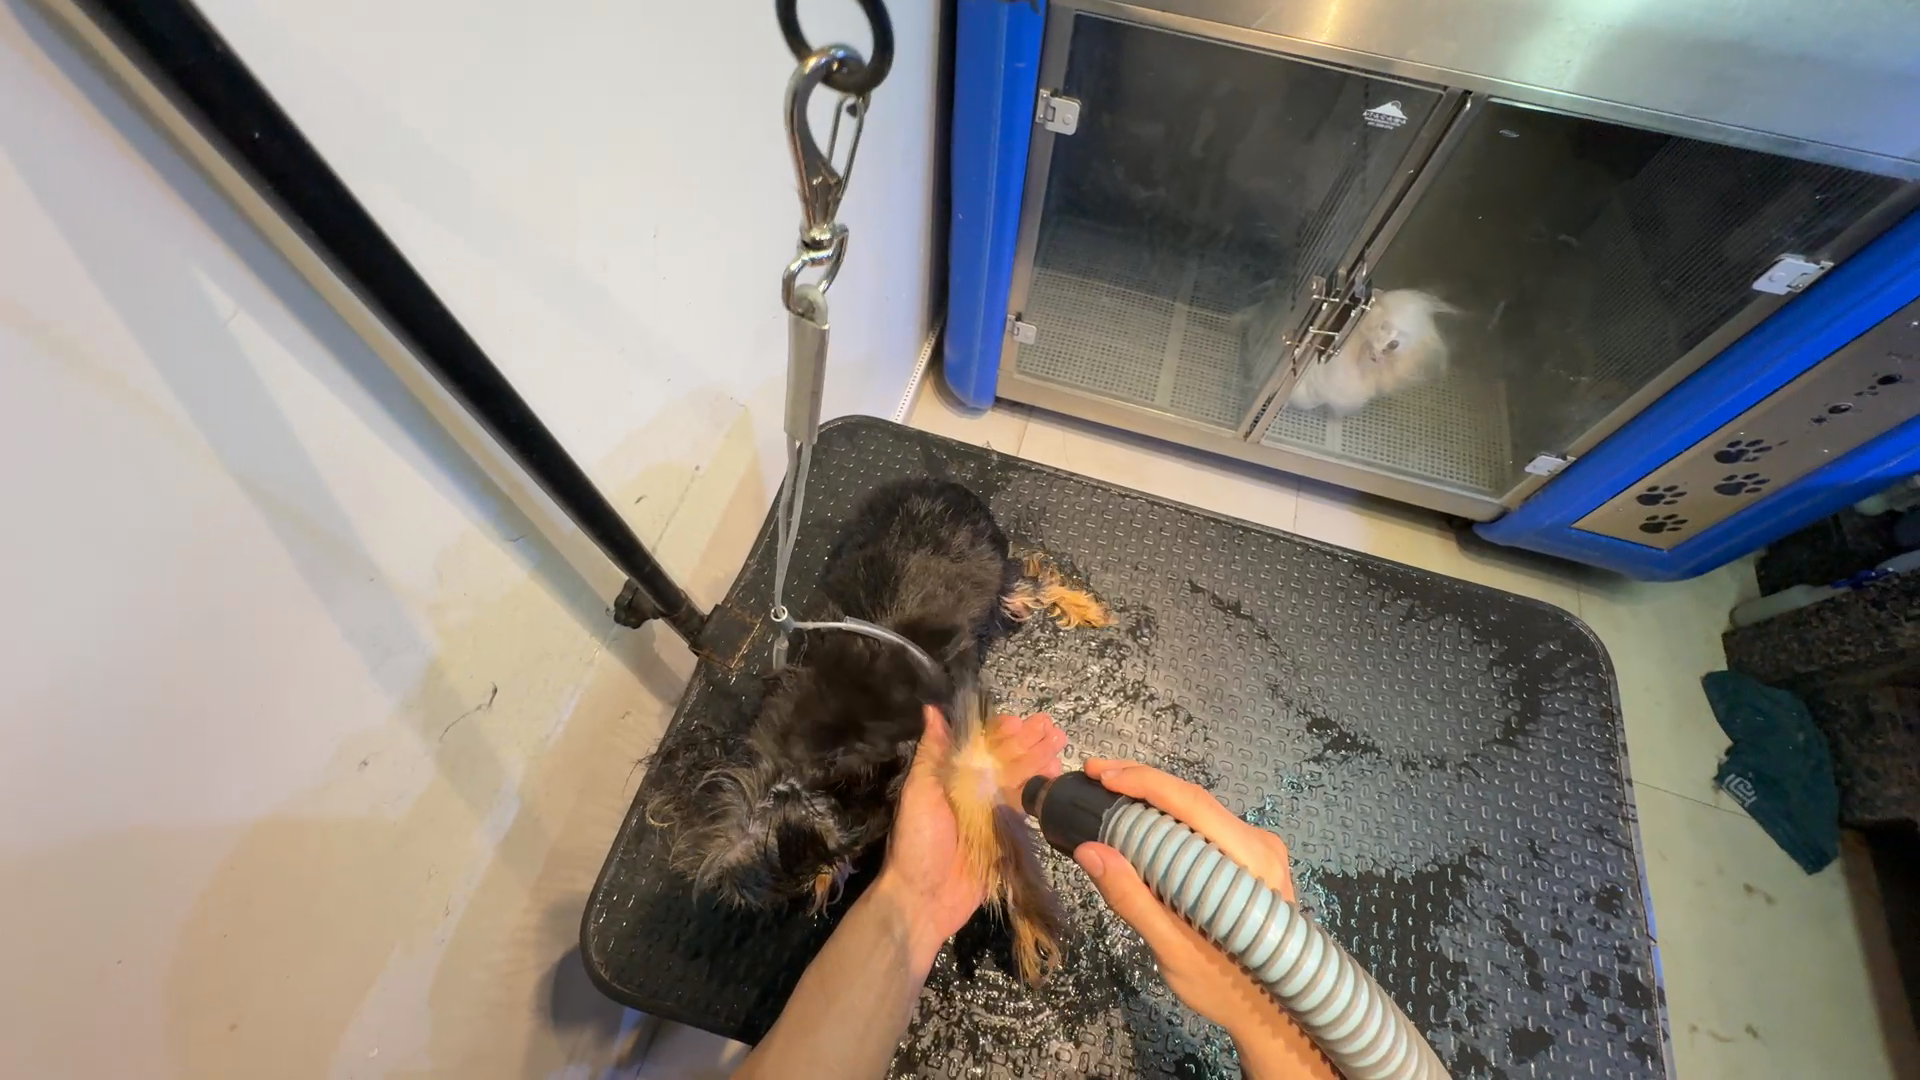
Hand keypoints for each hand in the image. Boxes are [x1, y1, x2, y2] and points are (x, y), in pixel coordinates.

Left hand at [872, 706, 1065, 971]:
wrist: (922, 898)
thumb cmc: (917, 840)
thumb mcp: (919, 791)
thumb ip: (932, 752)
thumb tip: (932, 710)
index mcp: (951, 775)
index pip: (980, 744)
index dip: (1000, 732)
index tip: (1018, 722)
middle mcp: (972, 789)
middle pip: (1004, 759)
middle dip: (1028, 741)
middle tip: (1050, 727)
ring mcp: (990, 812)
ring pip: (1019, 780)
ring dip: (1039, 761)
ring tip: (1059, 746)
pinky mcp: (1005, 836)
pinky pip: (1025, 809)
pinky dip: (1040, 791)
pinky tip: (1056, 777)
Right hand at [1072, 760, 1296, 1036]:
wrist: (1273, 1016)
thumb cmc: (1227, 988)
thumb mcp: (1174, 952)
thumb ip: (1133, 900)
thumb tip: (1087, 850)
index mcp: (1250, 861)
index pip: (1192, 804)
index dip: (1145, 782)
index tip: (1102, 774)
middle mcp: (1258, 843)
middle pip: (1192, 797)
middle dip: (1139, 779)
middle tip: (1094, 770)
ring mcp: (1256, 846)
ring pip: (1194, 805)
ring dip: (1149, 792)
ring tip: (1107, 785)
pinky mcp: (1247, 854)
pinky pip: (1199, 821)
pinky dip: (1164, 811)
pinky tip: (1137, 811)